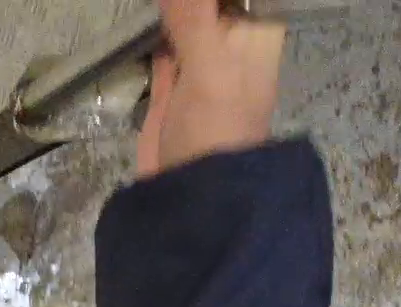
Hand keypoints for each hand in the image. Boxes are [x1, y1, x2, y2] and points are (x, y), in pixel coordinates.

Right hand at [135, 0, 287, 177]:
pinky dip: (154, 38)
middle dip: (184, 4)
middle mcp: (230, 44)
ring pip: (186, 21)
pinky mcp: (170, 92)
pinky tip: (145, 23)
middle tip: (165, 4)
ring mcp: (198, 69)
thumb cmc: (213, 128)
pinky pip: (164, 53)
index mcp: (255, 30)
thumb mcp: (208, 66)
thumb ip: (193, 17)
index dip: (207, 0)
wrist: (191, 193)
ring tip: (153, 7)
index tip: (180, 1)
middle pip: (210, 8)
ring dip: (170, 10)